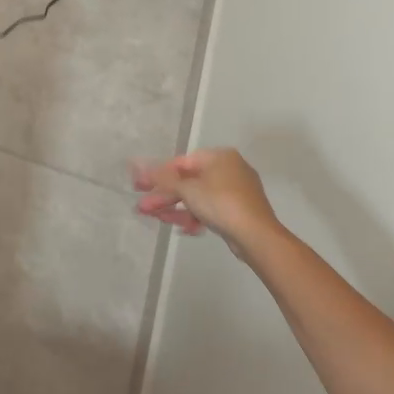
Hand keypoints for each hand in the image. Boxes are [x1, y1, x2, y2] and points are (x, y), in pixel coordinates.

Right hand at [131, 148, 280, 251]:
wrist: (258, 236)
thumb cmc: (220, 203)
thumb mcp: (186, 189)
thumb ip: (161, 178)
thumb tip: (135, 164)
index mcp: (219, 156)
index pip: (179, 163)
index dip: (156, 175)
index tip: (138, 186)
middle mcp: (229, 169)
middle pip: (187, 182)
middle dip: (164, 196)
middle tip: (143, 207)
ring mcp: (236, 191)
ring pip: (197, 197)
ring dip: (175, 208)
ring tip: (156, 219)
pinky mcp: (239, 210)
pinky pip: (210, 209)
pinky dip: (195, 216)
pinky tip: (183, 228)